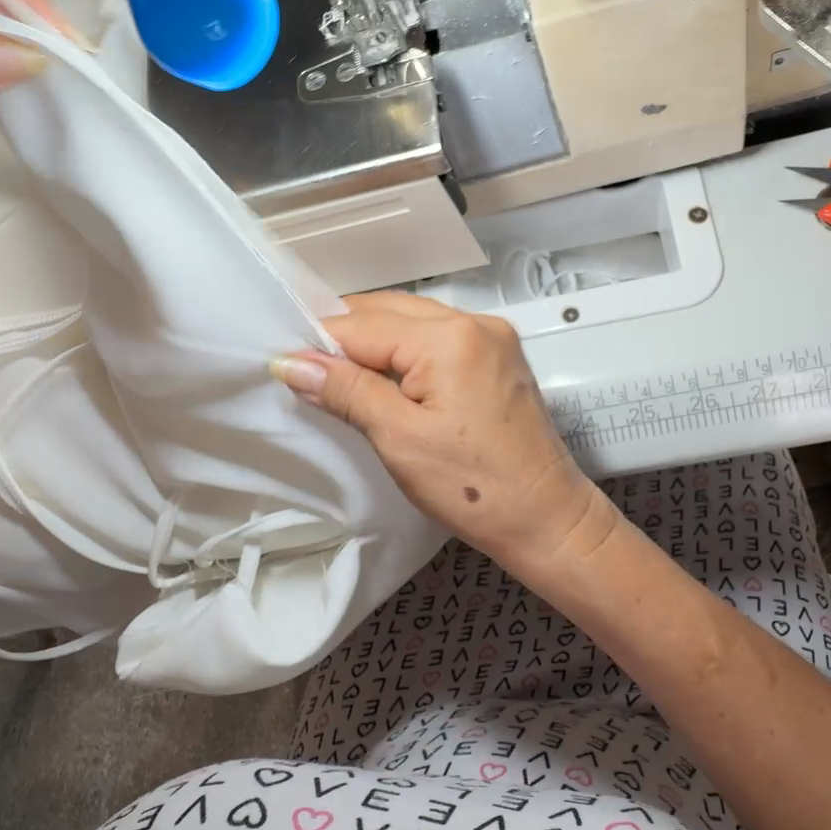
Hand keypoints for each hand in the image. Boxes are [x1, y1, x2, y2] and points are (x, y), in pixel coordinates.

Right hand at [270, 292, 622, 576]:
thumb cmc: (473, 488)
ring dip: (376, 343)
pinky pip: (441, 339)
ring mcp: (494, 338)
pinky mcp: (500, 358)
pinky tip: (384, 377)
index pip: (363, 325)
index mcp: (450, 337)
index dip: (319, 344)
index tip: (284, 365)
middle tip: (307, 370)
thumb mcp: (399, 438)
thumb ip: (346, 390)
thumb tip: (292, 362)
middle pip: (391, 312)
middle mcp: (476, 322)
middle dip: (346, 336)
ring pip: (415, 322)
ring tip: (339, 376)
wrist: (546, 517)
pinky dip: (408, 353)